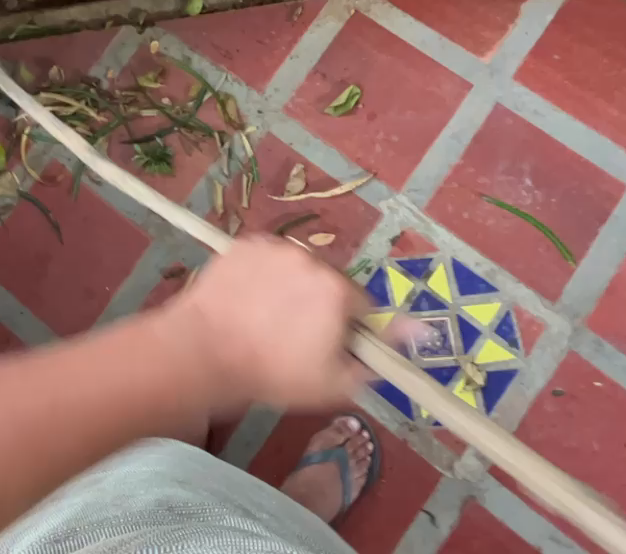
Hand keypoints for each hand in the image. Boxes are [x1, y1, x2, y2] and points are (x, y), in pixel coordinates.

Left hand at [159, 237, 375, 410]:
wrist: (205, 349)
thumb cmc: (273, 373)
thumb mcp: (336, 381)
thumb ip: (380, 354)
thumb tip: (420, 329)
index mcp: (336, 288)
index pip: (360, 305)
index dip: (347, 328)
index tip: (326, 346)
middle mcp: (308, 258)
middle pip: (327, 282)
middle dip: (318, 304)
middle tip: (292, 335)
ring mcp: (271, 246)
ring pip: (294, 269)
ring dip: (289, 286)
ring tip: (264, 318)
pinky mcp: (241, 243)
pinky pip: (264, 259)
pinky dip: (261, 274)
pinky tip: (247, 299)